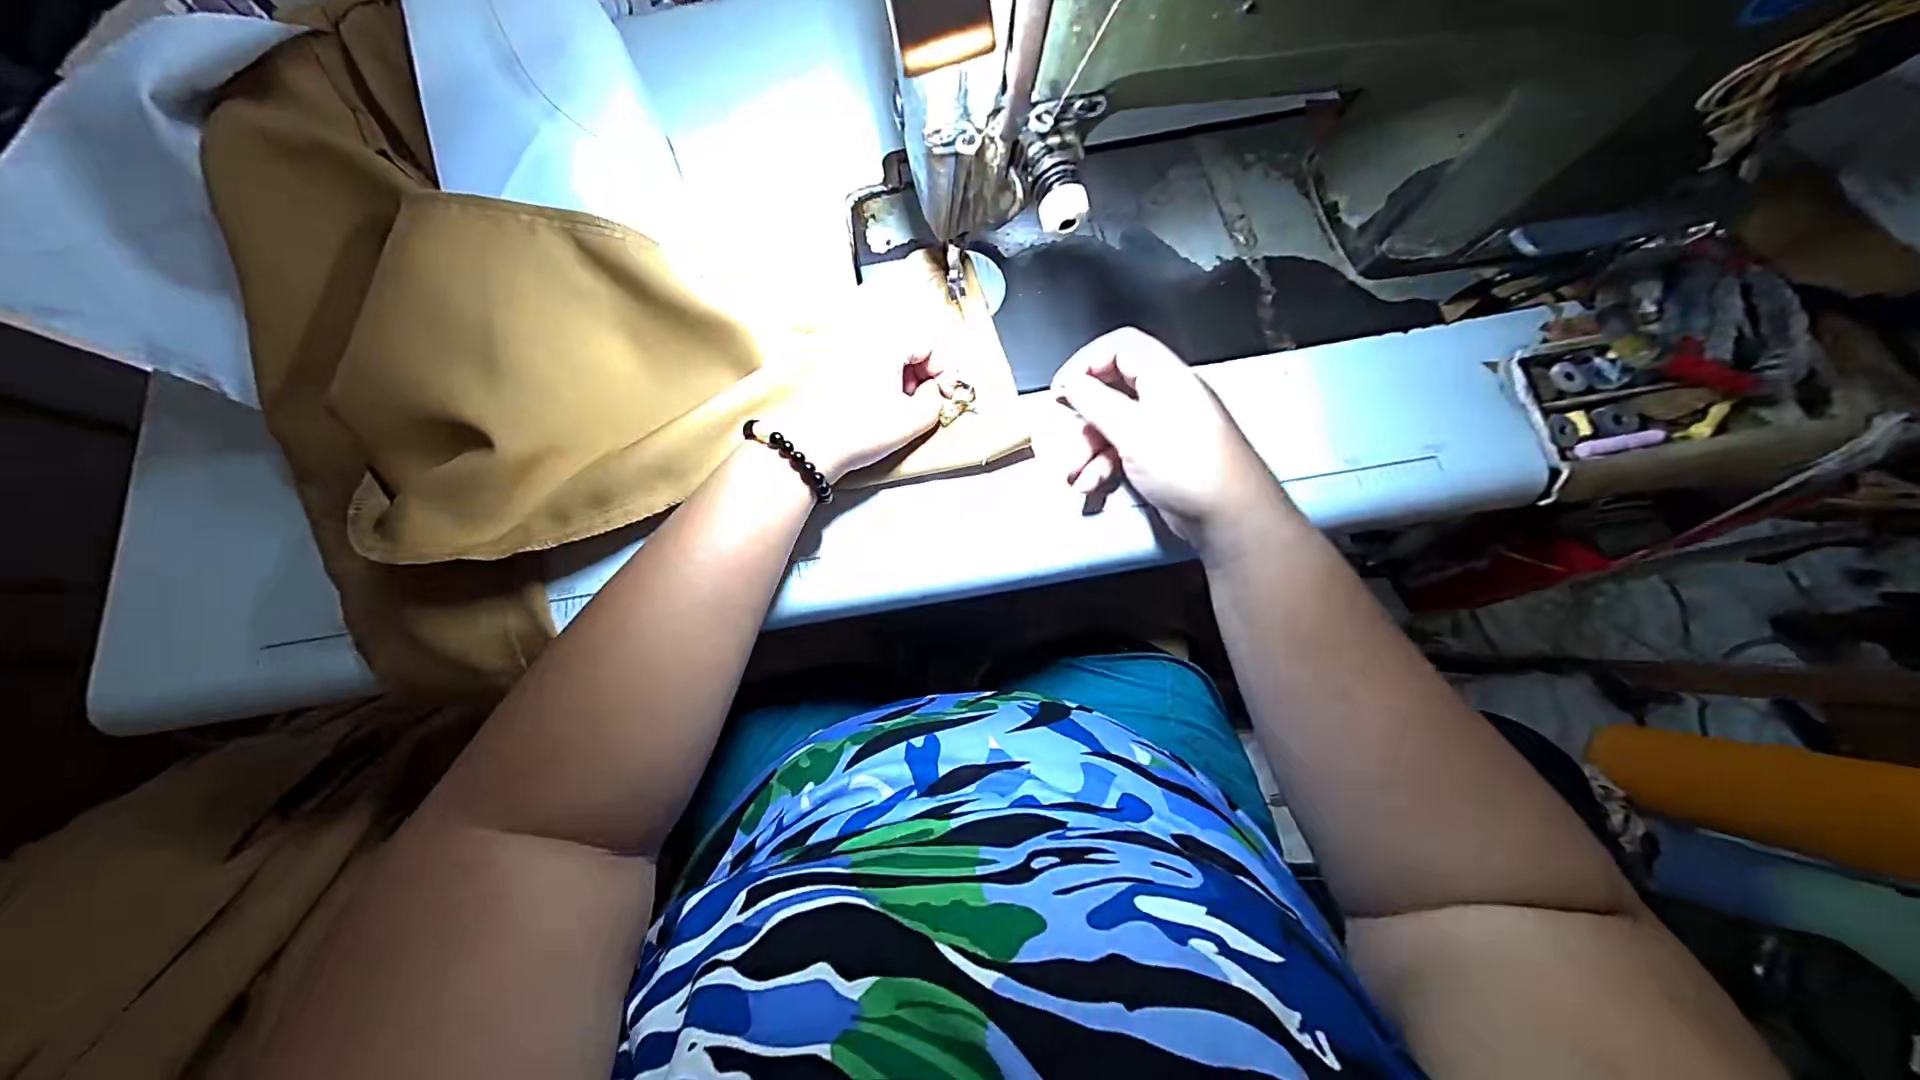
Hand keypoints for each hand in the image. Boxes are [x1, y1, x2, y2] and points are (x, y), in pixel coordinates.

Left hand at [762, 295, 958, 482]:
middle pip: (908, 346)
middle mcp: (865, 343)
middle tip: (922, 401)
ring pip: (890, 357)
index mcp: (887, 346)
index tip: (942, 394)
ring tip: (901, 407)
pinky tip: (881, 407)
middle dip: (922, 374)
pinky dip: (884, 382)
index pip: (928, 344)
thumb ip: (937, 398)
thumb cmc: (863, 432)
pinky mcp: (836, 370)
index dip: (941, 371)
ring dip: (904, 379)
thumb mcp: (915, 420)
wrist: (815, 447)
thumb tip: (936, 389)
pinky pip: (871, 366)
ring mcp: (847, 355)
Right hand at [1041, 327, 1289, 553]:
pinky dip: (1103, 466)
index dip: (1086, 364)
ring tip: (1076, 474)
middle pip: (1110, 391)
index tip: (1063, 389)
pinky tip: (1092, 484)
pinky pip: (1122, 450)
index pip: (1120, 349)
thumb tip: (1073, 383)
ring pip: (1111, 426)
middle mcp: (1164, 397)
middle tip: (1064, 432)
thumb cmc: (1187, 466)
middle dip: (1083, 417)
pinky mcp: (1159, 456)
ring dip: (1088, 450)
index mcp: (1164, 377)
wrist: (1226, 513)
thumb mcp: (1132, 430)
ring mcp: (1161, 428)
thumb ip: (1096, 402)